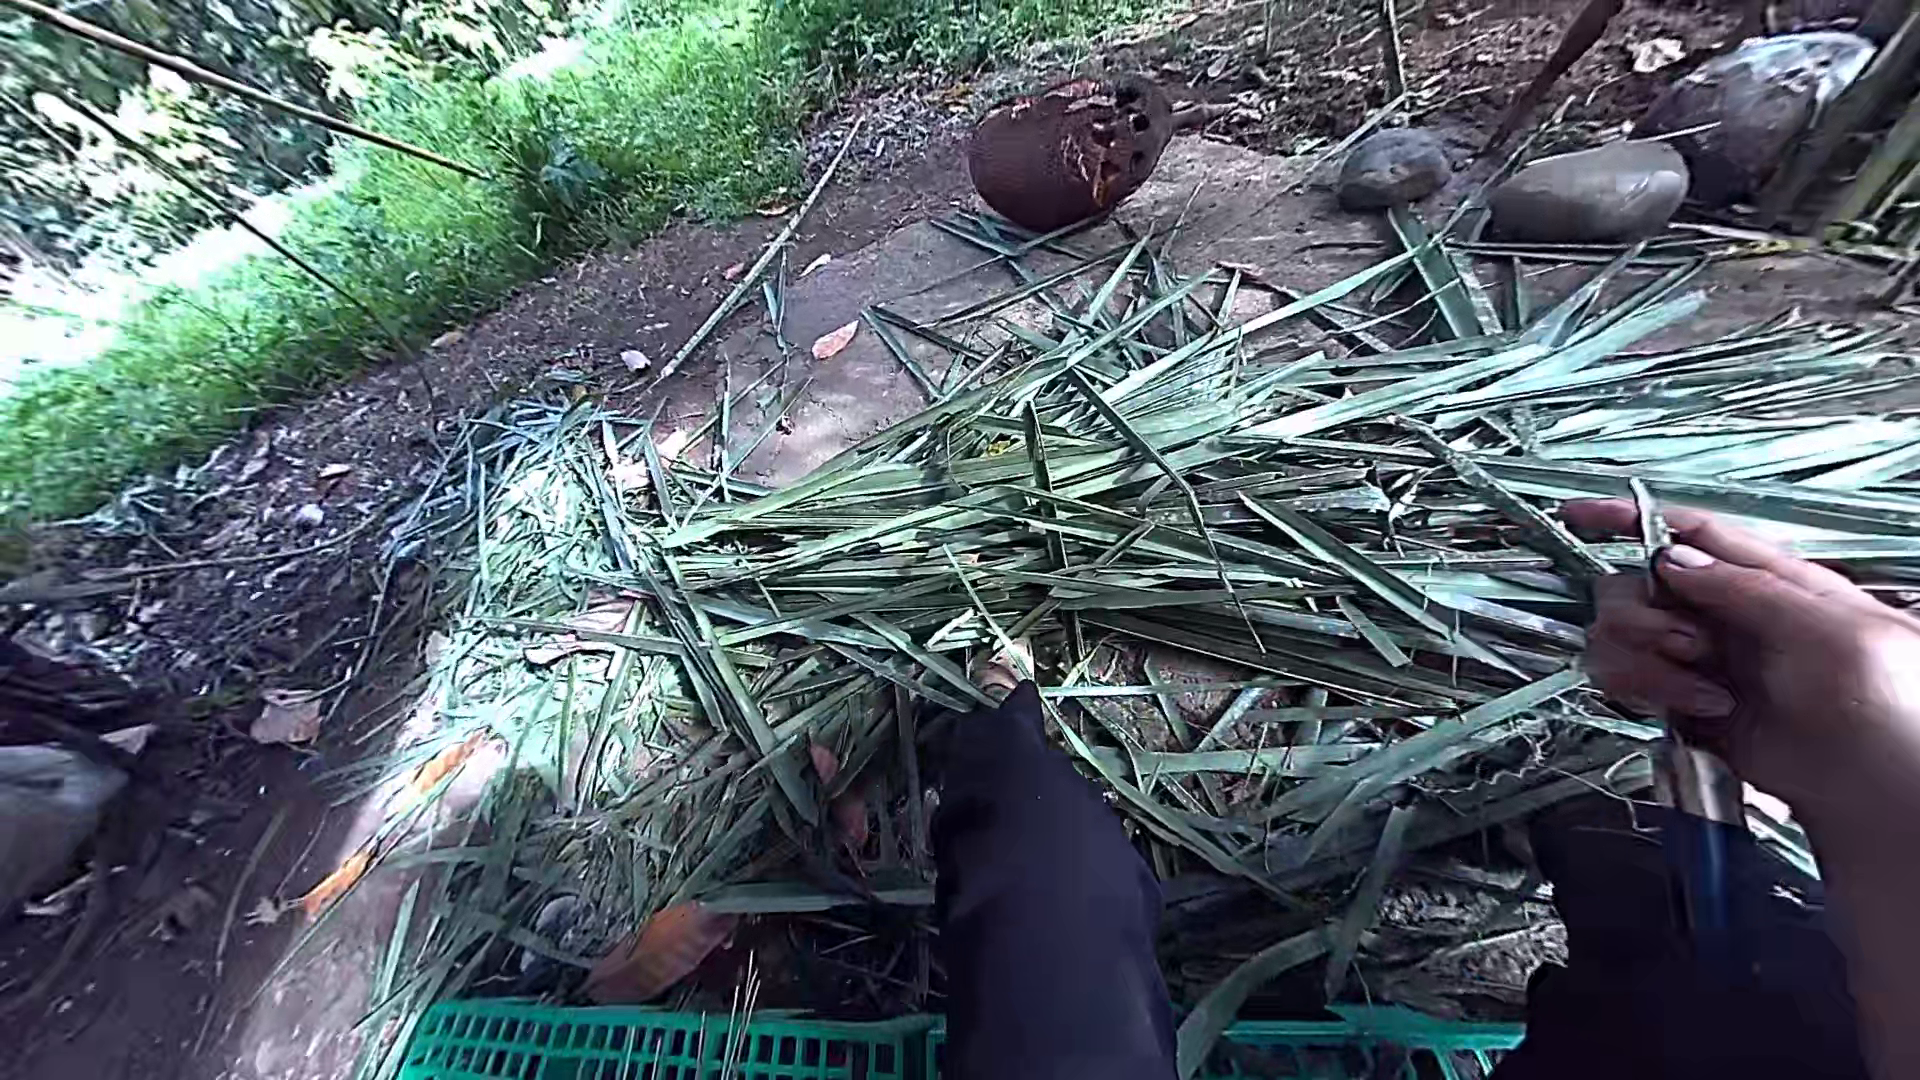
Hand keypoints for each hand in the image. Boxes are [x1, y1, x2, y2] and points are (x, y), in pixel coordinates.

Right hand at [1563, 499, 1919, 833]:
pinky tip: (1693, 707)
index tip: (1576, 515)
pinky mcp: (1666, 689)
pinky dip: (1640, 689)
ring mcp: (1689, 653)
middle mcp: (1716, 612)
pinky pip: (1612, 671)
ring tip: (1703, 692)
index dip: (1628, 518)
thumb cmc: (1891, 711)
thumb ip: (1750, 588)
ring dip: (1643, 662)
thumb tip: (1668, 557)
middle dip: (1641, 618)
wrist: (1878, 797)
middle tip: (1688, 647)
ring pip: (1611, 633)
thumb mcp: (1840, 636)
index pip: (1689, 532)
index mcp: (1768, 584)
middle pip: (1628, 587)